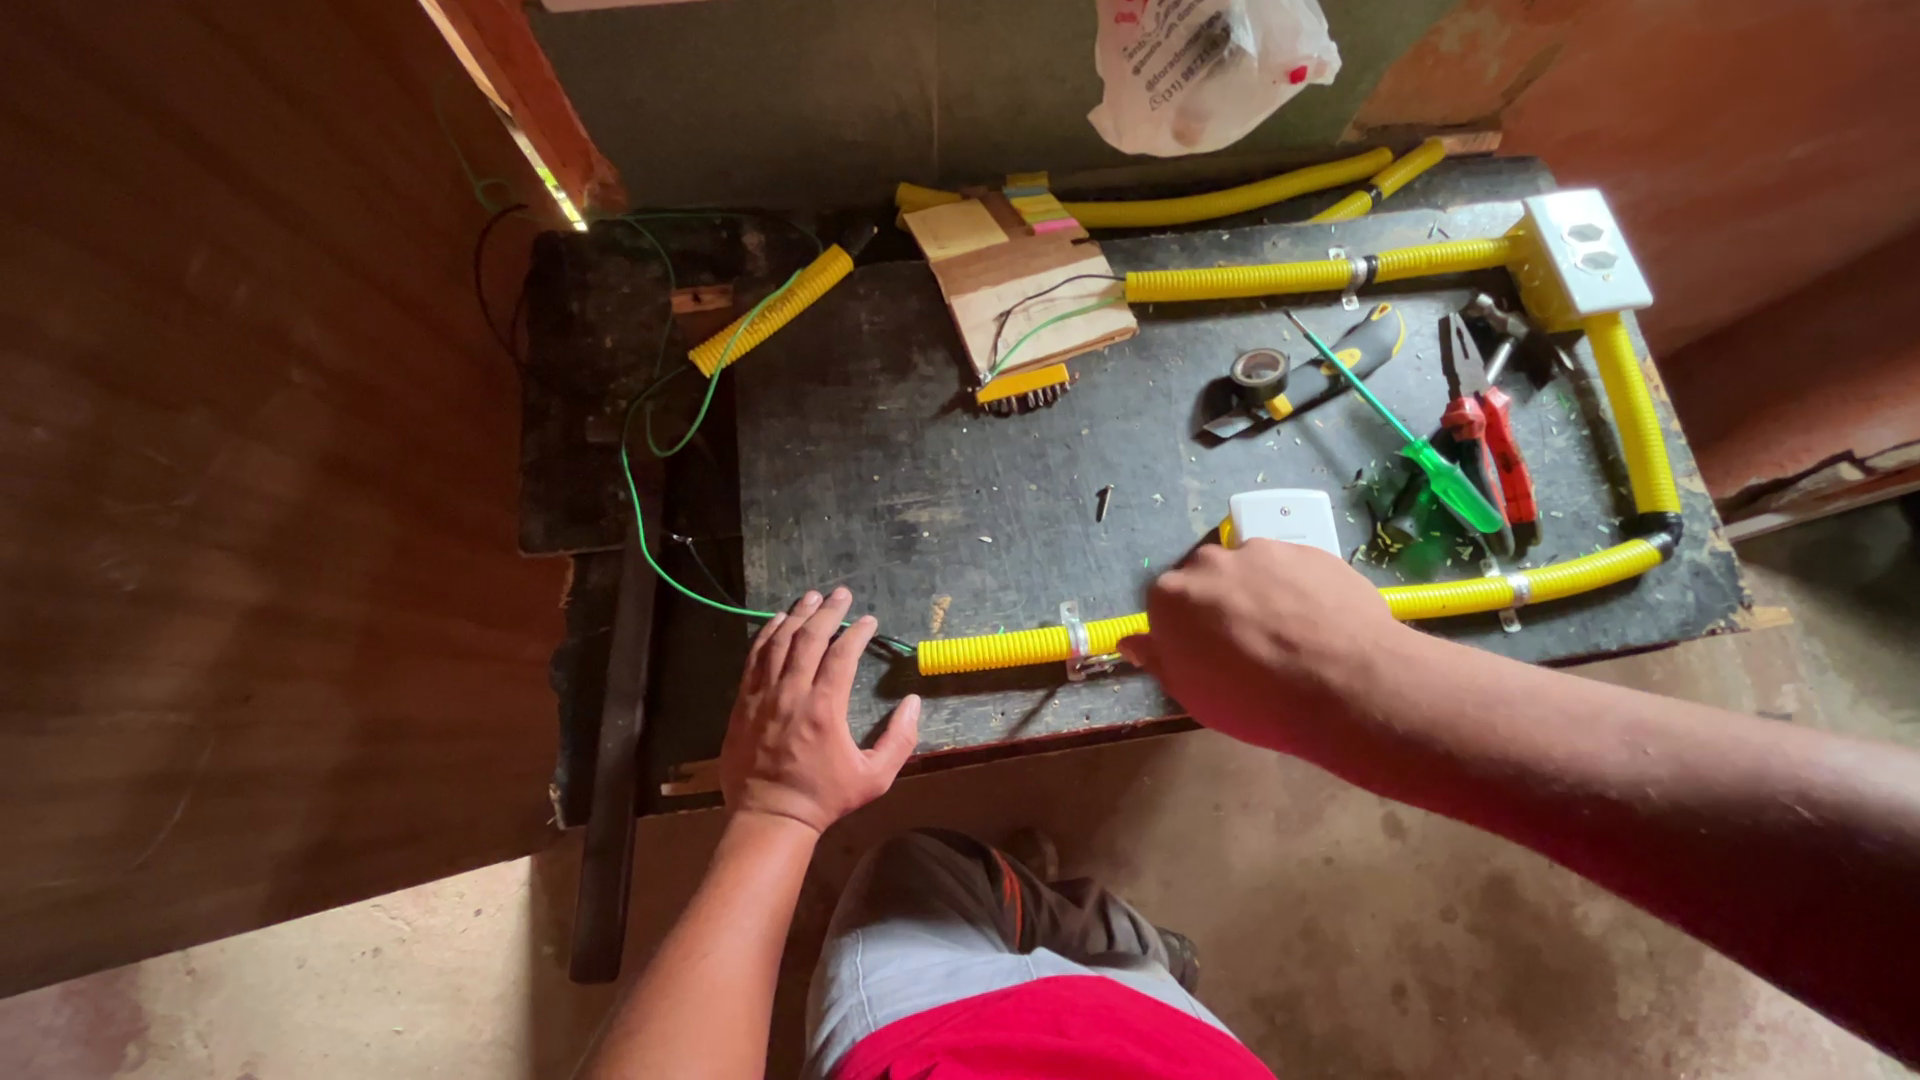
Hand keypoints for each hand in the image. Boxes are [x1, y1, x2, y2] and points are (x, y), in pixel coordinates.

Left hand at [720, 587, 920, 834]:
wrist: (770, 817)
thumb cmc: (825, 797)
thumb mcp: (874, 777)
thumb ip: (899, 739)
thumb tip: (912, 702)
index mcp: (824, 709)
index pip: (842, 655)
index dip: (857, 632)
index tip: (869, 621)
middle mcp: (792, 694)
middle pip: (809, 639)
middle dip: (828, 612)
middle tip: (841, 594)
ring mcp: (763, 697)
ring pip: (779, 643)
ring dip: (796, 616)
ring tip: (811, 598)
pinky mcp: (743, 703)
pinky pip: (754, 659)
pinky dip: (767, 635)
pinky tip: (777, 621)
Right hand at [1118, 539, 1410, 757]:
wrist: (1347, 685)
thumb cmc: (1255, 700)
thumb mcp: (1192, 694)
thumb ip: (1158, 659)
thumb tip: (1132, 641)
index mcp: (1171, 595)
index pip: (1165, 604)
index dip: (1186, 630)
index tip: (1206, 654)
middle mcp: (1210, 561)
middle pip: (1206, 579)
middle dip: (1219, 605)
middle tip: (1247, 644)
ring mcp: (1263, 550)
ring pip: (1251, 570)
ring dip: (1260, 593)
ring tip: (1290, 636)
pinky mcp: (1310, 550)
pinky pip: (1293, 569)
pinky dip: (1298, 590)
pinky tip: (1318, 625)